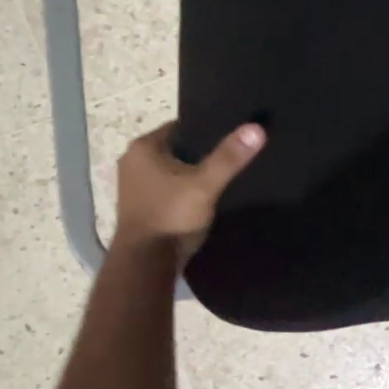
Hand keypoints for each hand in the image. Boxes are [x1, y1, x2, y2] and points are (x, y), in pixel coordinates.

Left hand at [113, 121, 265, 262]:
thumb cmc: (171, 216)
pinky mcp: (139, 204)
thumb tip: (256, 127)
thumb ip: (229, 157)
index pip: (182, 126)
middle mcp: (132, 160)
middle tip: (232, 156)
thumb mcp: (205, 185)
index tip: (233, 136)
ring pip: (172, 168)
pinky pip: (167, 186)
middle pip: (177, 147)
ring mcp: (133, 184)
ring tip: (222, 176)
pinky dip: (182, 188)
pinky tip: (203, 196)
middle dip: (202, 152)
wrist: (145, 263)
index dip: (209, 129)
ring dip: (192, 172)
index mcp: (143, 147)